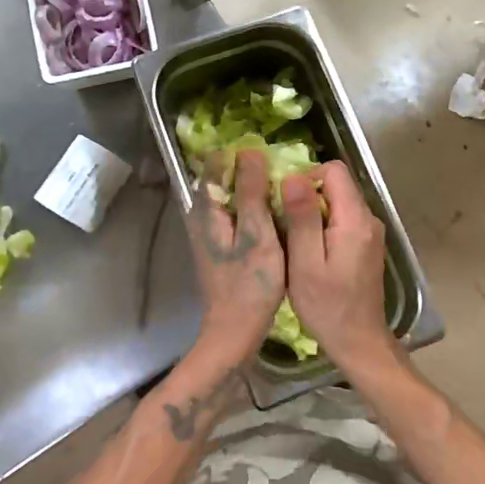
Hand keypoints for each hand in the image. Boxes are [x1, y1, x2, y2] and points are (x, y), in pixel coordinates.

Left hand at [186, 149, 285, 356]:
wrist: (235, 332)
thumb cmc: (249, 284)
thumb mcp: (256, 234)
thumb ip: (251, 193)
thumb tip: (250, 151)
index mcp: (206, 210)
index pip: (216, 163)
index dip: (241, 153)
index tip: (269, 152)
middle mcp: (201, 217)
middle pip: (223, 180)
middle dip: (249, 170)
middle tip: (282, 169)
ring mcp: (209, 234)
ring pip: (231, 199)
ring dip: (253, 190)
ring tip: (283, 187)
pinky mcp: (221, 248)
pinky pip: (237, 216)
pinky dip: (254, 210)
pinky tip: (275, 215)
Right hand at [282, 161, 391, 359]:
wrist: (358, 340)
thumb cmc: (327, 306)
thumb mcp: (305, 262)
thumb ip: (302, 218)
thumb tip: (293, 176)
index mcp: (355, 219)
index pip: (333, 170)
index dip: (305, 177)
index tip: (284, 202)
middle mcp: (368, 219)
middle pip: (336, 185)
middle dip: (306, 196)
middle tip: (282, 224)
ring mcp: (369, 233)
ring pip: (337, 203)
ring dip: (312, 214)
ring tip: (292, 241)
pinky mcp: (365, 246)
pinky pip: (341, 221)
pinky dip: (322, 228)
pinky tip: (308, 253)